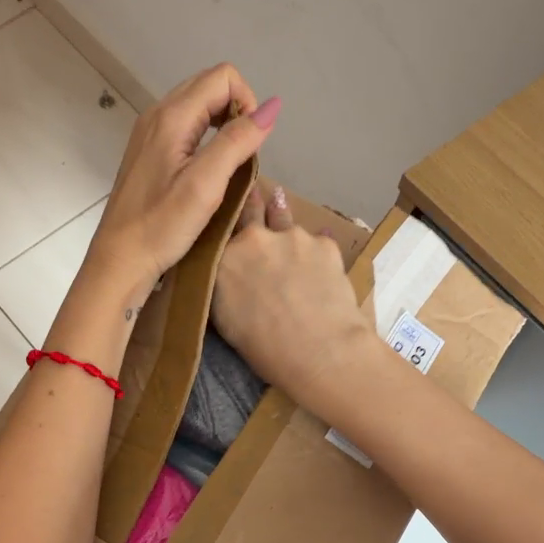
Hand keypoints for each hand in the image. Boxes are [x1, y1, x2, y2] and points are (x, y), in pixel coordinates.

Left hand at [88, 64, 280, 292]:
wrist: (120, 261)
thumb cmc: (162, 226)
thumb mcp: (205, 185)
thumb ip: (237, 142)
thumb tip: (271, 107)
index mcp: (171, 116)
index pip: (222, 77)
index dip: (247, 102)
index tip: (249, 144)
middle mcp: (156, 115)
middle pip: (208, 87)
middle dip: (235, 112)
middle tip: (239, 157)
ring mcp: (148, 135)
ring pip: (196, 108)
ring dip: (221, 127)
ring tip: (226, 167)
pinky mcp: (146, 155)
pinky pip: (183, 129)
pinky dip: (204, 140)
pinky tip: (205, 174)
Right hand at [211, 184, 376, 407]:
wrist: (320, 351)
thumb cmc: (266, 349)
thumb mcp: (226, 323)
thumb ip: (223, 289)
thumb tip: (228, 278)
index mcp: (224, 260)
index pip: (218, 236)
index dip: (224, 232)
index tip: (225, 226)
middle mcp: (254, 239)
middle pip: (250, 212)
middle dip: (250, 204)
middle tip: (250, 191)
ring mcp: (292, 237)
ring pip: (284, 219)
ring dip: (280, 213)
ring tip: (278, 201)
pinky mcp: (324, 244)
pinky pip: (318, 241)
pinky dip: (316, 249)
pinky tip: (319, 258)